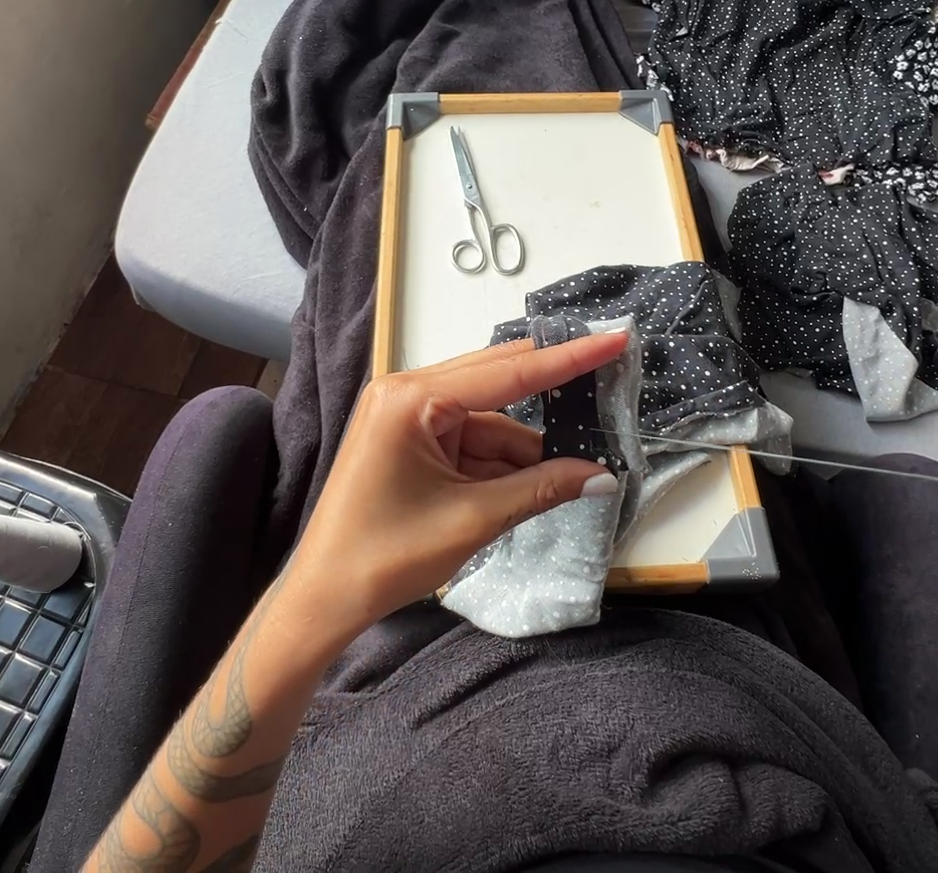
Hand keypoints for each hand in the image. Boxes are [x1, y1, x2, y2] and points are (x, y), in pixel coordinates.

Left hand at [286, 332, 627, 639]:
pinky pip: (470, 439)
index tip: (613, 338)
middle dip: (550, 396)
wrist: (325, 598)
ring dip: (525, 449)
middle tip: (606, 386)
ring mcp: (406, 416)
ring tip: (573, 471)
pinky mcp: (410, 440)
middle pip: (498, 383)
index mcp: (412, 399)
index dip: (567, 359)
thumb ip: (541, 490)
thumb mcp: (473, 520)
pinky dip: (500, 462)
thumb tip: (602, 476)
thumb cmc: (385, 556)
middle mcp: (406, 393)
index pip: (508, 373)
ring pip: (488, 418)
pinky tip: (532, 484)